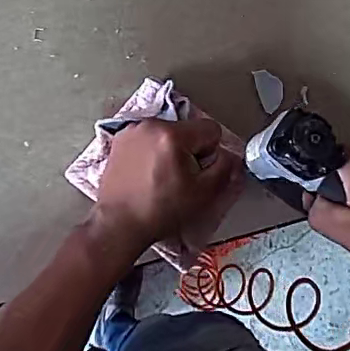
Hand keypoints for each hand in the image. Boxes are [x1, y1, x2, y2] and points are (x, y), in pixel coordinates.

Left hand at [92, 118, 240, 249]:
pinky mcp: (119, 140)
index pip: (211, 129)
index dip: (211, 152)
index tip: (198, 171)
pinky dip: (153, 150)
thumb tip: (231, 155)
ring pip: (169, 133)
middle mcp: (151, 125)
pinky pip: (149, 138)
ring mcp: (132, 131)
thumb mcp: (204, 192)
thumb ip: (225, 168)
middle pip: (188, 130)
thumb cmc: (161, 210)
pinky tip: (146, 172)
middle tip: (180, 177)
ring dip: (171, 149)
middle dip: (190, 149)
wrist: (118, 225)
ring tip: (161, 175)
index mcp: (173, 135)